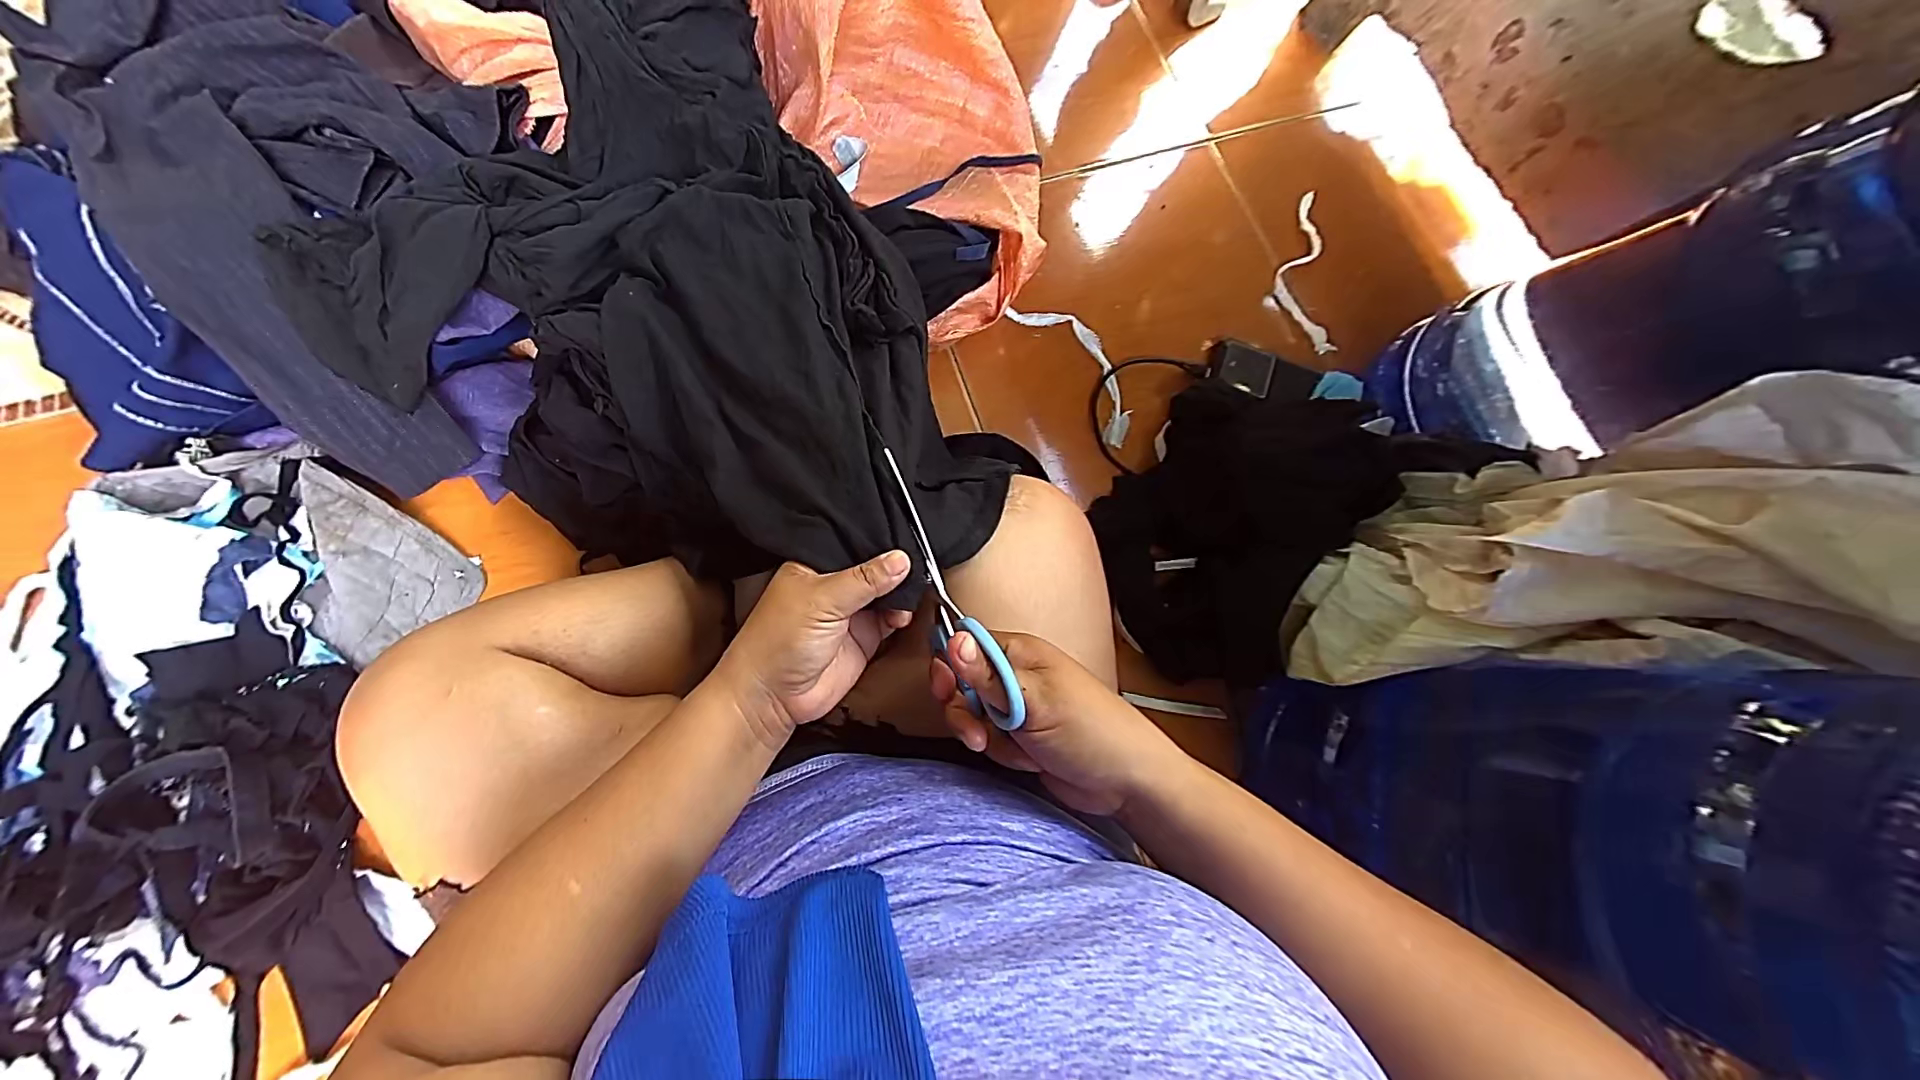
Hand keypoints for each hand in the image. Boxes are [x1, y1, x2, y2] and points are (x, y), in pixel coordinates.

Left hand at [714, 551, 913, 745]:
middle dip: (896, 567)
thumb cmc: (777, 642)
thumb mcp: (823, 600)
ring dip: (902, 592)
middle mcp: (835, 583)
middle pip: (875, 567)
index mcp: (817, 564)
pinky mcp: (865, 635)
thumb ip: (864, 580)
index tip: (905, 539)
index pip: (854, 542)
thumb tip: (899, 560)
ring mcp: (851, 610)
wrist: (775, 697)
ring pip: (888, 592)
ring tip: (910, 592)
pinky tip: (903, 614)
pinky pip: (892, 618)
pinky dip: (903, 615)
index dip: (879, 540)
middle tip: (915, 566)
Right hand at [931, 630, 1188, 815]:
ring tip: (1013, 745)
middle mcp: (1016, 674)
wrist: (1125, 781)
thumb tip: (956, 640)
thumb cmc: (1094, 731)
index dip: (950, 665)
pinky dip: (1002, 752)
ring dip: (986, 736)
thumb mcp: (1034, 700)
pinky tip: (1027, 757)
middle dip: (964, 710)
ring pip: (973, 715)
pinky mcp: (1021, 734)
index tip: (948, 689)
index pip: (966, 644)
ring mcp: (1018, 706)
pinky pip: (990, 739)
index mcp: (1019, 652)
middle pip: (962, 683)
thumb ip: (989, 674)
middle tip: (978, 727)